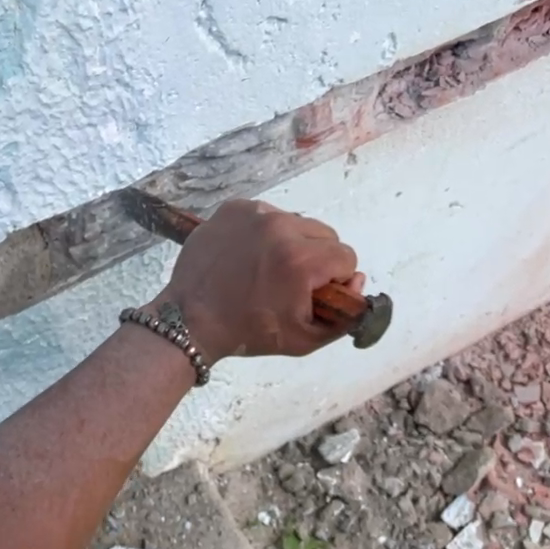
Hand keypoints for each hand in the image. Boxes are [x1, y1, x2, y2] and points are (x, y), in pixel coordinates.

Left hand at [148, 200, 362, 361]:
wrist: (191, 319)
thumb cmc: (249, 333)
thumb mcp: (304, 340)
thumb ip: (343, 316)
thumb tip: (358, 284)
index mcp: (300, 261)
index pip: (346, 257)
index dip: (337, 279)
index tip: (316, 294)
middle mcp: (281, 228)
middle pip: (325, 235)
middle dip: (318, 259)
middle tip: (293, 283)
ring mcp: (255, 213)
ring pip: (297, 222)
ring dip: (293, 244)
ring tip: (269, 269)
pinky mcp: (234, 208)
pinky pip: (268, 214)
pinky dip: (267, 233)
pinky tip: (251, 256)